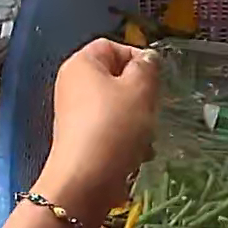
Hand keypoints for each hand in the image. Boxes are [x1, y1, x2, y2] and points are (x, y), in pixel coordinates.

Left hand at [37, 40, 159, 227]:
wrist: (86, 181)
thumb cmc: (114, 128)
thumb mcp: (140, 90)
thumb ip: (148, 68)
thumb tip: (147, 59)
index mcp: (81, 64)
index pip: (114, 46)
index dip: (138, 60)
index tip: (155, 82)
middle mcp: (72, 86)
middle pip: (116, 80)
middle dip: (140, 96)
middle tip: (151, 112)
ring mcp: (74, 116)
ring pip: (117, 109)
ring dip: (137, 123)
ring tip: (144, 140)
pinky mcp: (80, 142)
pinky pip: (109, 132)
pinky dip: (124, 141)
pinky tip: (134, 156)